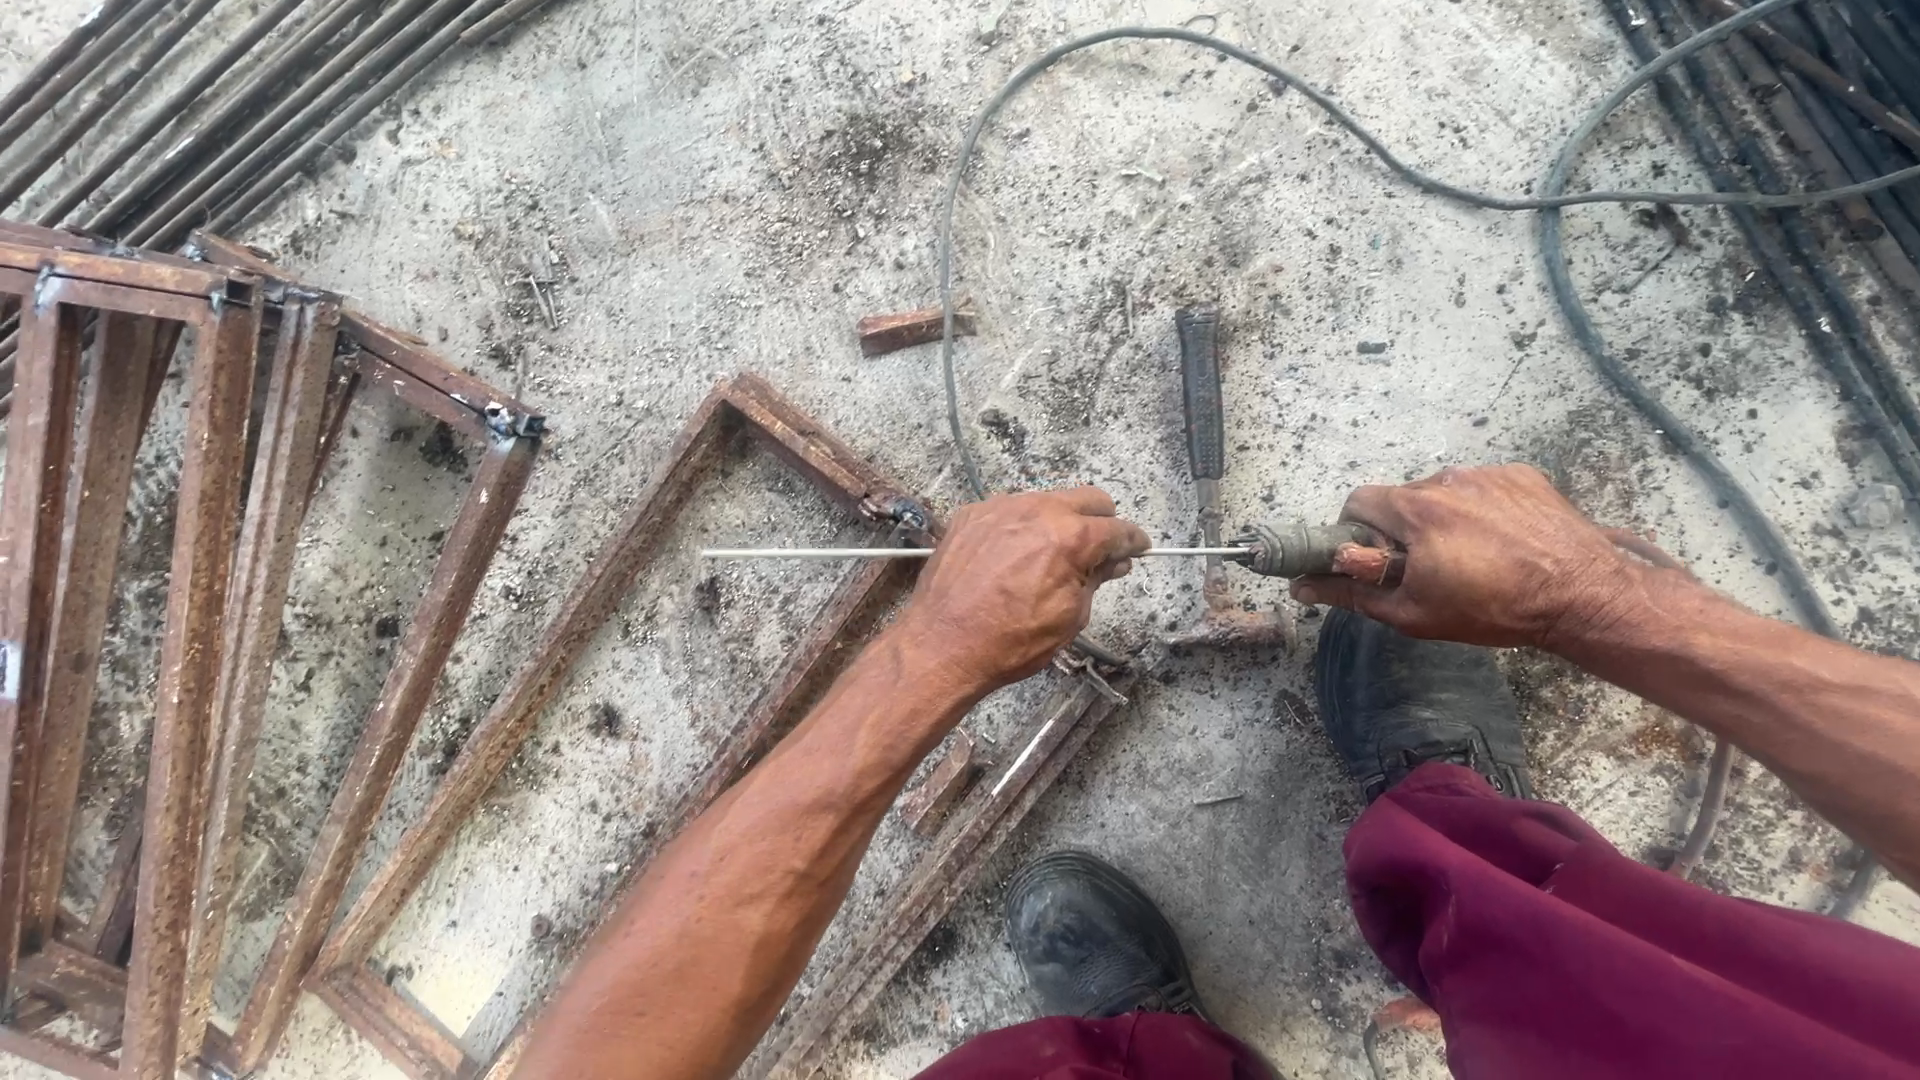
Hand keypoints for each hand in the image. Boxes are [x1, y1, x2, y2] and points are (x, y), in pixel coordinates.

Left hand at [894, 487, 1148, 690]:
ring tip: (1051, 557)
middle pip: (1088, 498)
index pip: (1117, 529)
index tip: (1137, 548)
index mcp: (1069, 537)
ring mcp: (1000, 508)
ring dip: (1059, 522)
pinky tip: (1013, 557)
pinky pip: (1009, 510)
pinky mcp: (972, 515)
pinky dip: (1020, 527)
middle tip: (1099, 550)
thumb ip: (1095, 579)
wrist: (944, 644)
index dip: (1133, 542)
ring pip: (1047, 500)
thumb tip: (1113, 562)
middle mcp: (1036, 511)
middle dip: (1102, 521)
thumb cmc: (1008, 641)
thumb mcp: (1069, 617)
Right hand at [1289, 464, 1638, 648]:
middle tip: (1424, 566)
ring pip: (1440, 492)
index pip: (1357, 501)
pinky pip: (1480, 487)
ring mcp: (1487, 474)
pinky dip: (1478, 509)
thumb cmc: (1491, 609)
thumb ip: (1351, 593)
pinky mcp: (1522, 475)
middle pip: (1400, 497)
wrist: (1586, 597)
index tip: (1374, 558)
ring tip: (1469, 555)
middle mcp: (1445, 480)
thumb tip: (1300, 588)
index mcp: (1414, 510)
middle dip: (1400, 528)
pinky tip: (1501, 540)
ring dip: (1440, 518)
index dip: (1355, 530)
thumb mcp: (1410, 612)